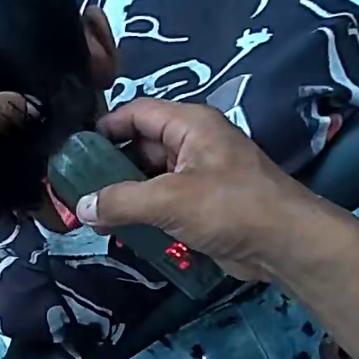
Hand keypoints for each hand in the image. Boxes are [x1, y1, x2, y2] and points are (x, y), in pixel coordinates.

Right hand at [76, 99, 323, 280]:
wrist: (285, 244)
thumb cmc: (230, 207)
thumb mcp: (170, 200)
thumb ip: (122, 201)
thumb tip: (81, 207)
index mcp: (189, 125)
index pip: (136, 113)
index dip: (104, 128)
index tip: (74, 153)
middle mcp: (193, 144)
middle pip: (140, 148)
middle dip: (110, 171)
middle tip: (77, 194)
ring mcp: (200, 176)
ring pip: (151, 180)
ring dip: (125, 199)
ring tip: (94, 220)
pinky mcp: (204, 206)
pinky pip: (165, 205)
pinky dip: (145, 217)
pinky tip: (123, 235)